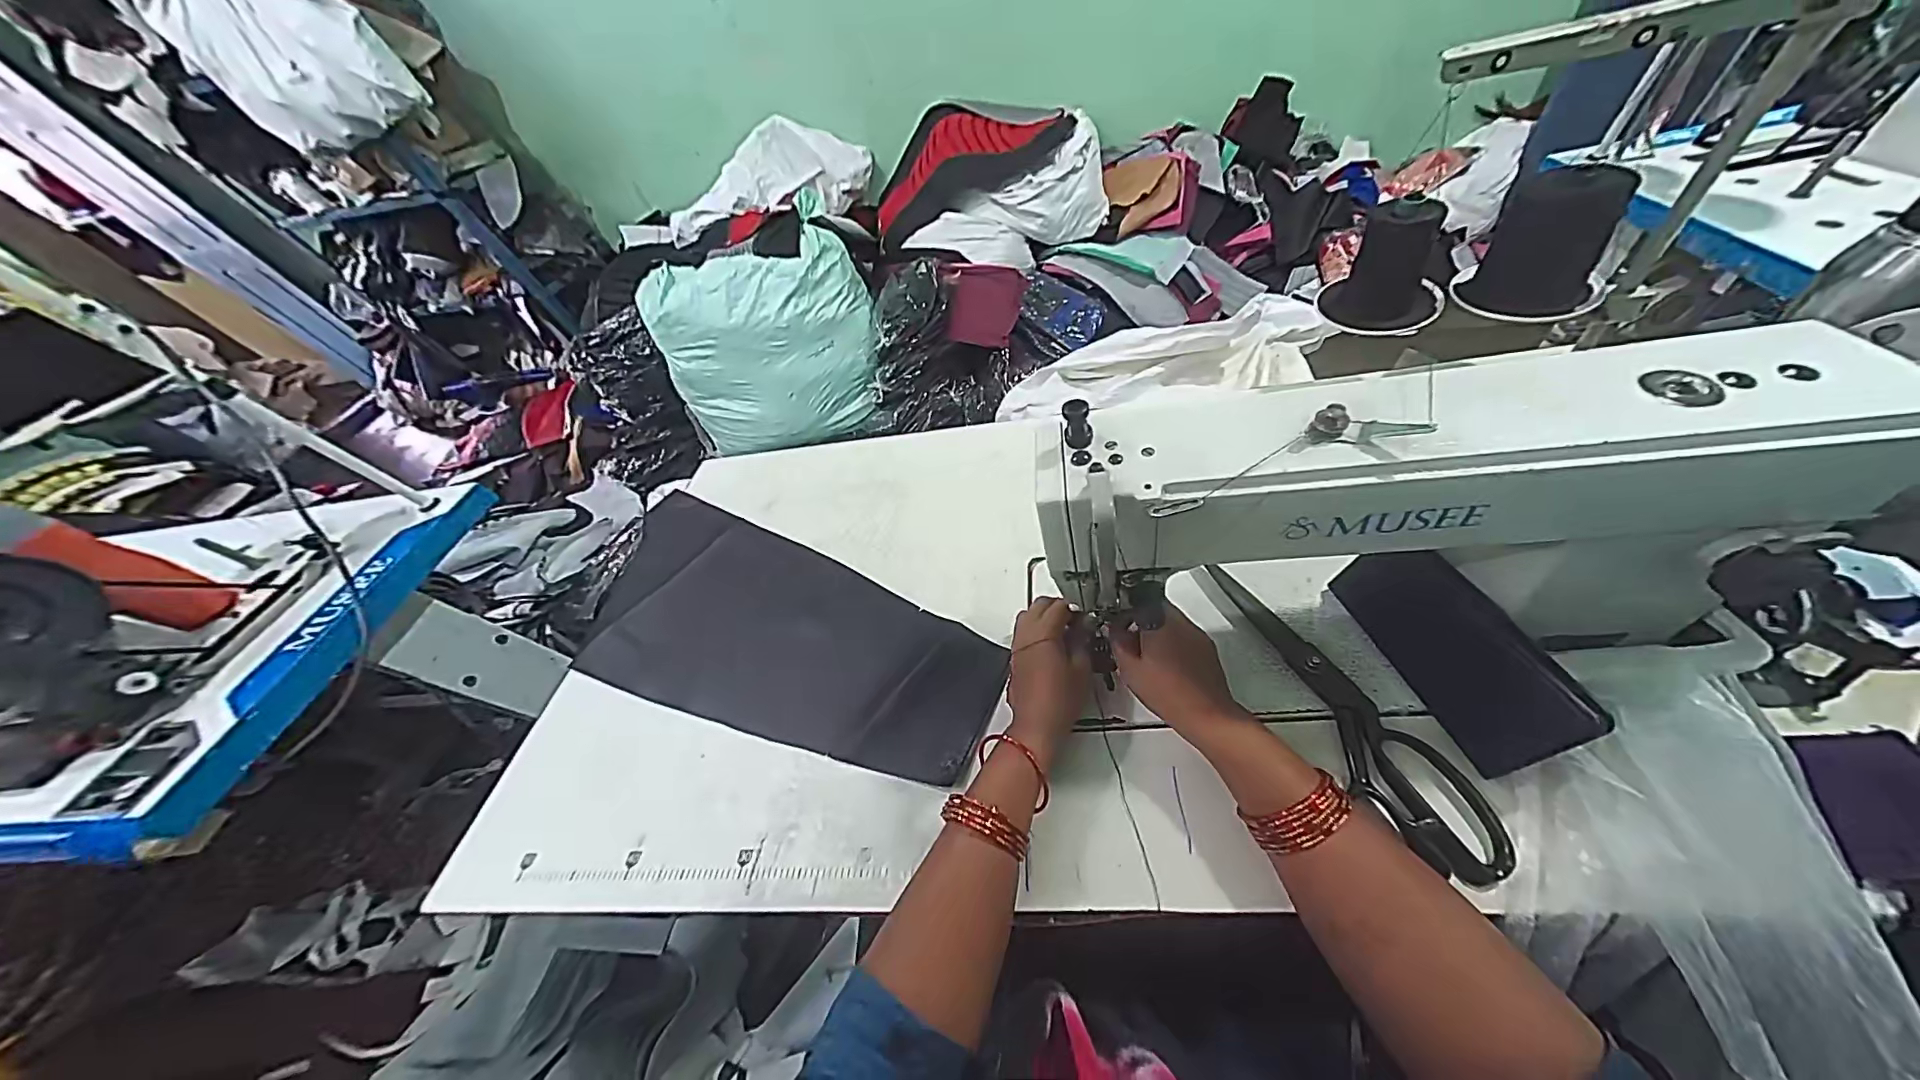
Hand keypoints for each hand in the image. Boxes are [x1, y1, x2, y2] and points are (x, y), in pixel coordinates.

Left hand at [1006, 597, 1091, 757]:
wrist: (1036, 725)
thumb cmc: (1059, 702)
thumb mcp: (1082, 669)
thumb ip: (1082, 641)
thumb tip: (1084, 627)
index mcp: (1043, 634)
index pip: (1057, 606)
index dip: (1074, 608)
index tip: (1085, 617)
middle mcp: (1026, 636)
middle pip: (1038, 606)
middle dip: (1057, 607)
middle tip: (1075, 619)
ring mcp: (1017, 646)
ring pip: (1027, 617)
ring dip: (1044, 617)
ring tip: (1063, 631)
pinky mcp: (1015, 658)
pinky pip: (1023, 633)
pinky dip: (1036, 631)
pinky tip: (1052, 645)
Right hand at [1112, 604, 1246, 736]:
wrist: (1205, 714)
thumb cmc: (1171, 694)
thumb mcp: (1130, 670)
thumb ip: (1118, 644)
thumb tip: (1115, 632)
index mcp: (1159, 622)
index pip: (1138, 601)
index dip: (1125, 613)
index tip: (1118, 624)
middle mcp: (1181, 623)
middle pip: (1157, 610)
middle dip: (1142, 622)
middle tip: (1131, 640)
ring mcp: (1197, 636)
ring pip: (1172, 624)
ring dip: (1159, 633)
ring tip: (1149, 657)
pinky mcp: (1207, 650)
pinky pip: (1186, 638)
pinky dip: (1175, 646)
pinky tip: (1167, 667)